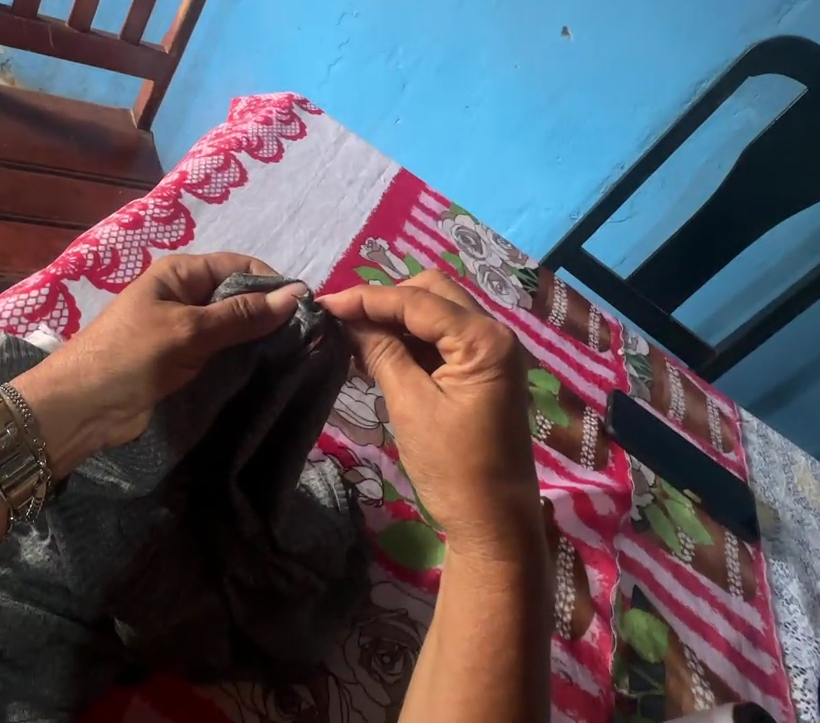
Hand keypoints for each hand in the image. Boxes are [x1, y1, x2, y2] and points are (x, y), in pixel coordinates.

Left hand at [10, 252, 305, 474]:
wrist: (80, 408)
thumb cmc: (132, 357)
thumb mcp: (190, 331)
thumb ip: (242, 315)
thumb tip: (296, 295)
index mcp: (181, 272)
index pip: (240, 265)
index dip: (272, 283)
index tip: (305, 311)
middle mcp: (184, 294)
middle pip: (238, 294)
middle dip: (268, 312)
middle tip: (305, 338)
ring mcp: (183, 327)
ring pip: (232, 325)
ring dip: (258, 337)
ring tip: (295, 355)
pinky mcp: (182, 358)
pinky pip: (221, 349)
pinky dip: (242, 356)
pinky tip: (267, 369)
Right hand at [320, 271, 542, 562]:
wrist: (494, 526)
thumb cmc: (453, 467)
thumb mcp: (409, 404)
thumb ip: (380, 351)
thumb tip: (347, 318)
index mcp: (484, 340)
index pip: (416, 301)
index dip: (367, 298)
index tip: (325, 304)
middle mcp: (494, 335)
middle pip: (431, 293)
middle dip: (385, 300)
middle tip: (343, 318)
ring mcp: (491, 353)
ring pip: (436, 312)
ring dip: (396, 317)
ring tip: (354, 332)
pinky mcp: (481, 371)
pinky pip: (441, 338)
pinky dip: (410, 337)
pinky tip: (378, 349)